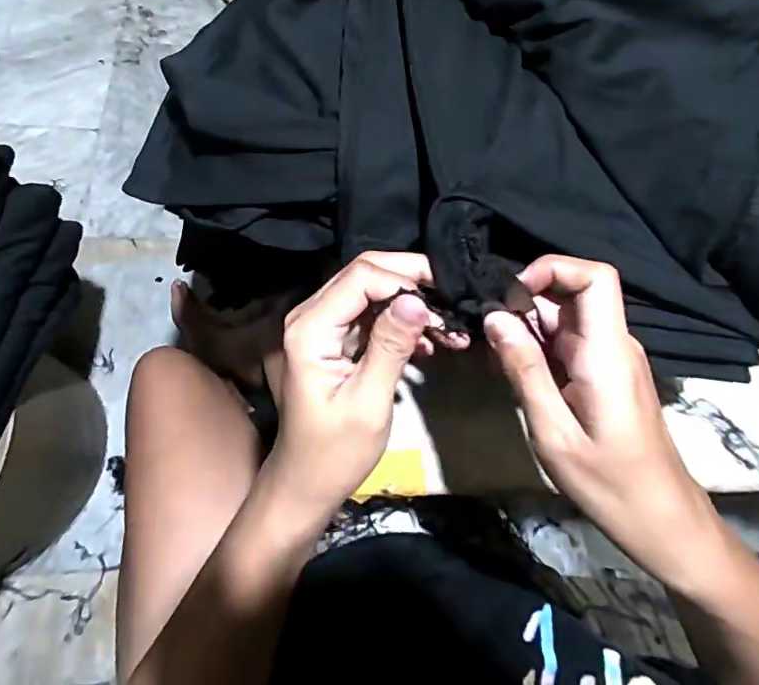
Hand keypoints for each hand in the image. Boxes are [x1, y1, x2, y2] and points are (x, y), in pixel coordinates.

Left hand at [260, 251, 444, 516]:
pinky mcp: (336, 337)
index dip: (405, 278)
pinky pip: (372, 312)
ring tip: (449, 328)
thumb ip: (390, 346)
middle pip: (366, 273)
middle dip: (413, 282)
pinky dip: (403, 320)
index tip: (444, 298)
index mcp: (310, 329)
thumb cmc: (333, 453)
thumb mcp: (368, 403)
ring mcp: (322, 325)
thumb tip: (416, 300)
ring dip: (412, 302)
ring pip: (373, 289)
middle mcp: (311, 316)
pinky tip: (431, 340)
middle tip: (453, 301)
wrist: (306, 485)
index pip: (361, 276)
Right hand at [484, 255, 726, 589]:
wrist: (662, 520)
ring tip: (495, 355)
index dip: (554, 268)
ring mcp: (612, 356)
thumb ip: (524, 370)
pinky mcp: (606, 372)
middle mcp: (614, 342)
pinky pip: (570, 341)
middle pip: (574, 292)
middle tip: (489, 330)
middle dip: (527, 299)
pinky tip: (515, 371)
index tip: (513, 294)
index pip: (595, 275)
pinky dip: (539, 346)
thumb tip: (494, 316)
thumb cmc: (610, 484)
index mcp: (607, 350)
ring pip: (567, 316)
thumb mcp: (554, 433)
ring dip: (528, 325)